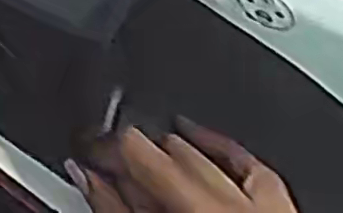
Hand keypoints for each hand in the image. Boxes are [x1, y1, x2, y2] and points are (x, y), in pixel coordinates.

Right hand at [72, 121, 295, 212]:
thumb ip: (113, 212)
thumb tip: (83, 175)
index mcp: (200, 210)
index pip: (135, 148)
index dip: (101, 145)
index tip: (85, 155)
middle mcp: (236, 209)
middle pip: (168, 151)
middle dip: (132, 155)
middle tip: (110, 168)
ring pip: (207, 160)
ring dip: (169, 152)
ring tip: (144, 156)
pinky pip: (259, 175)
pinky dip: (224, 151)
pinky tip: (197, 137)